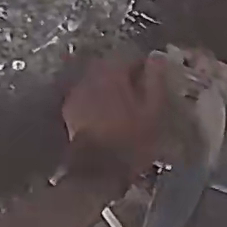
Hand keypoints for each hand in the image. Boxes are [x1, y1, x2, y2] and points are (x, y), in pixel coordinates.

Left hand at [61, 52, 169, 179]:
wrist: (97, 171)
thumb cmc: (132, 141)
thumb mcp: (153, 110)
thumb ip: (155, 80)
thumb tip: (156, 56)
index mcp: (112, 71)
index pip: (130, 55)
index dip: (145, 67)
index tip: (154, 82)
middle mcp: (90, 75)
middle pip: (111, 66)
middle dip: (126, 76)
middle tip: (140, 95)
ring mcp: (76, 92)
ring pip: (98, 80)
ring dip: (111, 88)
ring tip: (125, 106)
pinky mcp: (70, 109)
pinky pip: (88, 96)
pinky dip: (98, 100)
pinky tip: (108, 117)